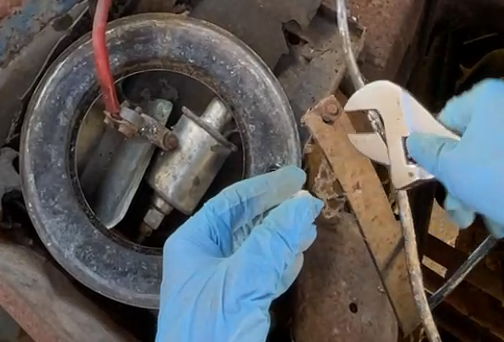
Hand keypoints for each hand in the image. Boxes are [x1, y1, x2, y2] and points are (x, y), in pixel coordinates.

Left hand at [156, 166, 321, 341]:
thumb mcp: (243, 282)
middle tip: (308, 199)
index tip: (296, 177)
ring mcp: (219, 286)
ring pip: (255, 250)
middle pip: (244, 223)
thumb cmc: (211, 332)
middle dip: (276, 211)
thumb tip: (302, 203)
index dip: (265, 187)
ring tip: (310, 225)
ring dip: (283, 236)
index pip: (231, 202)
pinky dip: (281, 264)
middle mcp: (204, 258)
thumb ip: (272, 241)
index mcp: (193, 242)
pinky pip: (260, 277)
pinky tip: (298, 255)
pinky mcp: (235, 310)